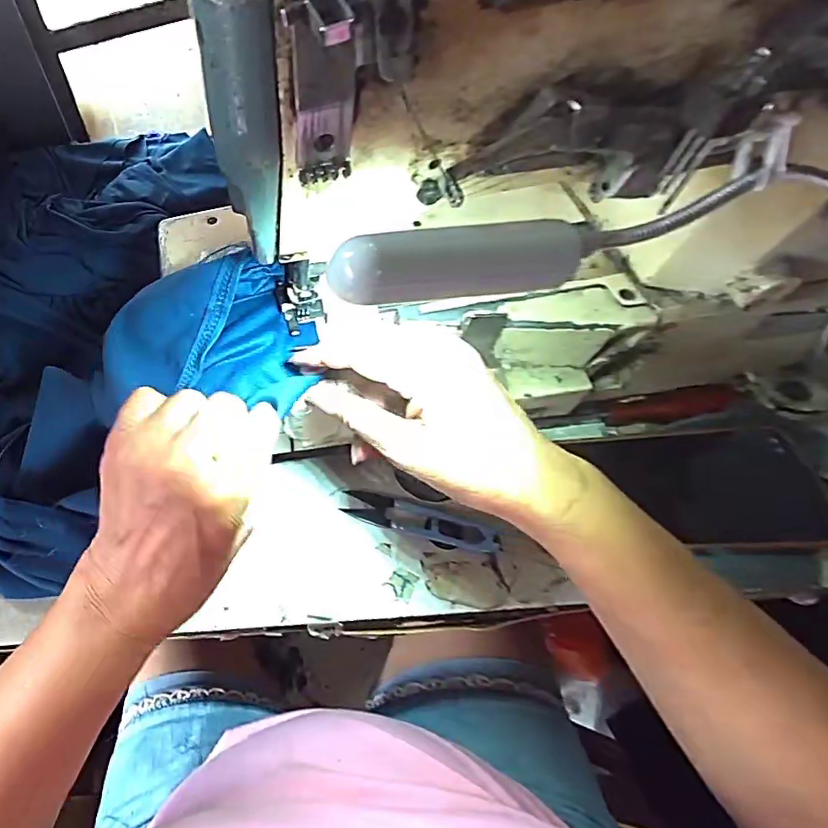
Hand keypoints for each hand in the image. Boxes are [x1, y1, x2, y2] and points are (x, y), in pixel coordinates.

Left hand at [69, 388, 281, 645]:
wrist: (129, 583)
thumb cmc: (183, 572)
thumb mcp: (240, 532)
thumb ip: (251, 479)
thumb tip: (254, 437)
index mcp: (227, 489)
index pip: (256, 425)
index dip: (257, 426)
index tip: (255, 425)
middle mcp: (190, 461)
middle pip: (224, 406)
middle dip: (226, 424)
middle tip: (217, 445)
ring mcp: (152, 447)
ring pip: (188, 398)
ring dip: (191, 417)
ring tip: (185, 442)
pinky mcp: (123, 441)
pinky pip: (147, 398)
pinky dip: (155, 411)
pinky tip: (159, 435)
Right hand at [293, 319, 593, 529]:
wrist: (531, 481)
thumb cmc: (483, 468)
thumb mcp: (403, 447)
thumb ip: (354, 415)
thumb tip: (319, 395)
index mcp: (430, 365)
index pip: (360, 349)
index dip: (322, 355)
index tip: (296, 361)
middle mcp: (441, 351)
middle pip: (370, 346)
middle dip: (340, 368)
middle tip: (313, 381)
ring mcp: (449, 357)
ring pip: (384, 360)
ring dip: (363, 392)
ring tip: (358, 432)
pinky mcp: (452, 368)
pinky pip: (404, 369)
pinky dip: (384, 393)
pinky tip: (376, 424)